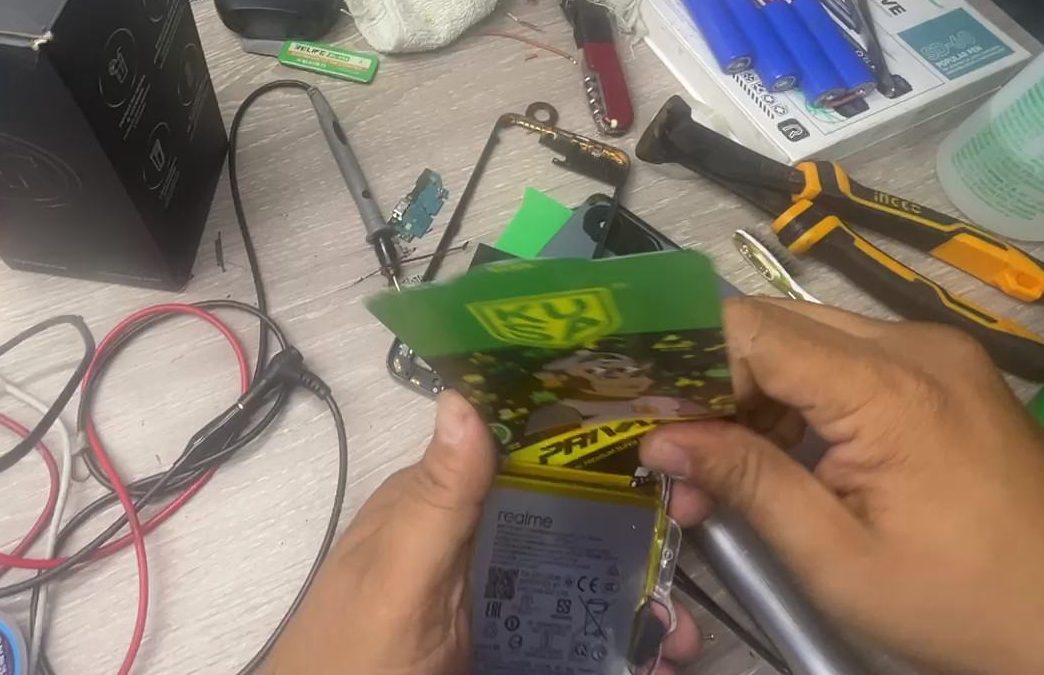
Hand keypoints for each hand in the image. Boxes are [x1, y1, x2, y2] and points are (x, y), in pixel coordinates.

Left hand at [264, 391, 700, 674]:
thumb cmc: (356, 650)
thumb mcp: (398, 573)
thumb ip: (437, 496)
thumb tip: (463, 394)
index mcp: (440, 500)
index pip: (515, 450)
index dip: (578, 444)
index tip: (650, 445)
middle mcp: (469, 538)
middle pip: (559, 517)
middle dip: (624, 532)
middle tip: (687, 546)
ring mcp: (486, 596)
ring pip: (572, 578)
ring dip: (628, 597)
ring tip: (680, 631)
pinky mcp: (502, 645)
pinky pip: (566, 635)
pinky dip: (610, 645)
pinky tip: (652, 659)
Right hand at [640, 297, 1043, 674]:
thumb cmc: (972, 610)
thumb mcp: (840, 561)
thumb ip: (744, 481)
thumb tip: (655, 439)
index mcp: (888, 386)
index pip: (749, 327)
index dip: (689, 362)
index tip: (658, 418)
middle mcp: (910, 344)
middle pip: (771, 326)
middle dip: (714, 382)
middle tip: (682, 449)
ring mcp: (934, 354)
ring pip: (801, 340)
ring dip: (752, 394)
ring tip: (726, 465)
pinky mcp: (944, 374)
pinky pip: (841, 360)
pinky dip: (798, 399)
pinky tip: (785, 454)